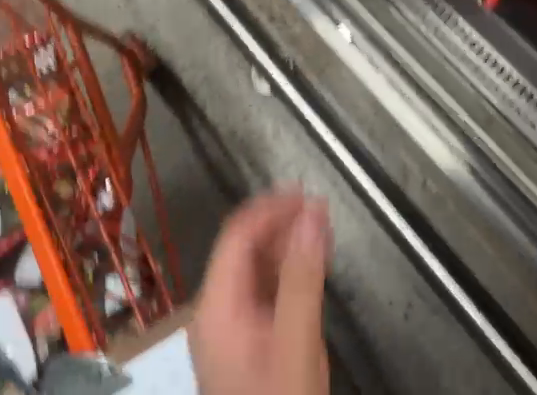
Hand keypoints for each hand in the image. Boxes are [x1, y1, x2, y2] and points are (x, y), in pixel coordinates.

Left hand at [191, 192, 330, 394]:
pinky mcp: (244, 343)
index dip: (271, 208)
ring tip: (321, 230)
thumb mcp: (297, 341)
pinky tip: (310, 266)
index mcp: (216, 307)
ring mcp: (228, 330)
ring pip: (253, 270)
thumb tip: (313, 215)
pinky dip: (286, 272)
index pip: (237, 237)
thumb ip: (304, 276)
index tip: (308, 192)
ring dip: (285, 245)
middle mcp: (214, 312)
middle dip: (281, 223)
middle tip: (321, 209)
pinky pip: (261, 293)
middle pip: (243, 250)